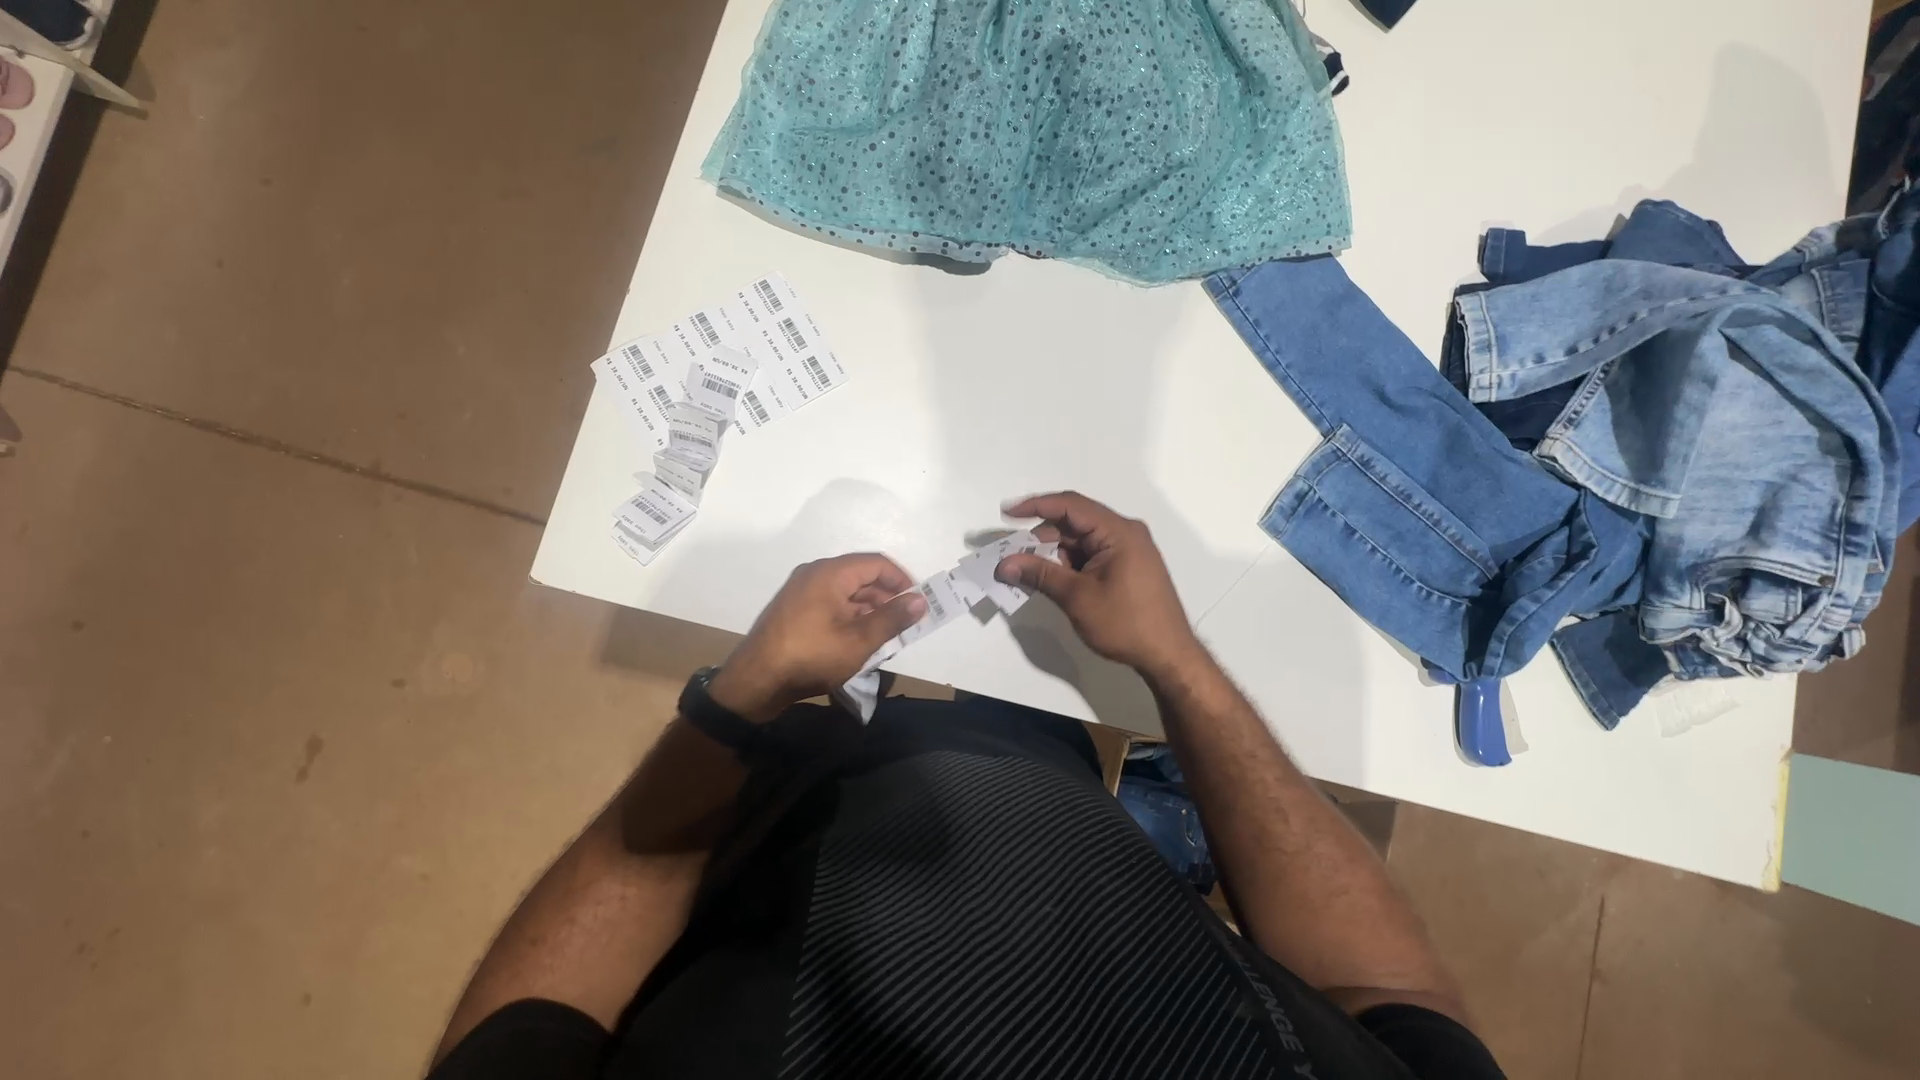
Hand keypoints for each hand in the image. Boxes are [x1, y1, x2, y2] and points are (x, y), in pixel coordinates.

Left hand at [707, 554, 926, 722]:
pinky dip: (849, 616)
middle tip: (906, 623)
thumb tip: (920, 600)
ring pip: (846, 592)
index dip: (902, 580)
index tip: (918, 603)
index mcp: (830, 573)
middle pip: (861, 576)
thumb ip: (892, 619)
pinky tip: (859, 641)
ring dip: (869, 610)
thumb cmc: (811, 656)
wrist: (756, 682)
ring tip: (886, 636)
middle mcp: (814, 574)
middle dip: (887, 597)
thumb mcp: (859, 641)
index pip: (876, 564)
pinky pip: (830, 603)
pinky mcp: (794, 610)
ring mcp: (801, 592)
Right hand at [995, 492, 1206, 677]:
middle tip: (1012, 555)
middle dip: (1041, 537)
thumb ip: (1040, 575)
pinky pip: (1091, 554)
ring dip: (1054, 553)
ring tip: (1028, 573)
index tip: (1006, 513)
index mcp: (1118, 532)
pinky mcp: (1127, 566)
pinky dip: (1069, 564)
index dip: (1036, 506)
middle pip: (1074, 523)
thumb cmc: (1126, 624)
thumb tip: (1004, 564)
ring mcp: (1128, 550)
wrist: (1168, 655)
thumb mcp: (1077, 598)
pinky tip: (1051, 580)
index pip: (1070, 506)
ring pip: (1081, 541)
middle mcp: (1125, 533)